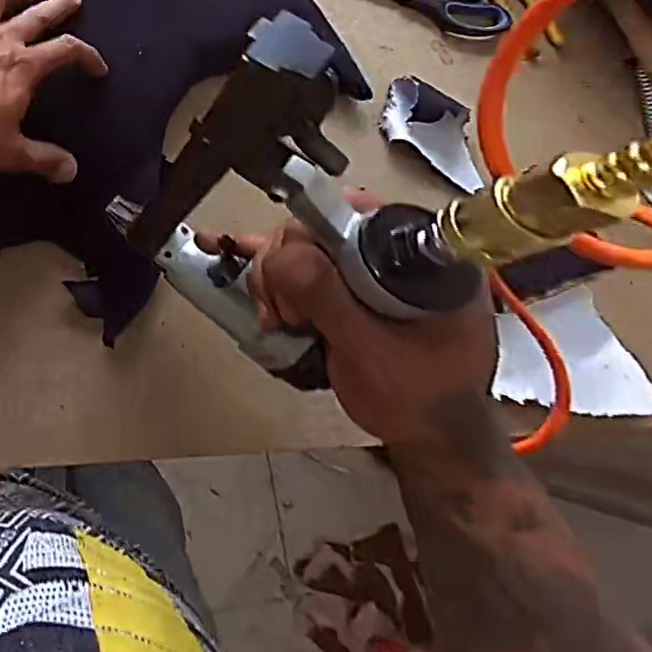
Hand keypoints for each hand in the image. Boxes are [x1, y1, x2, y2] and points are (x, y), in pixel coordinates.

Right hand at [201, 193, 500, 451]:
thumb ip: (329, 299)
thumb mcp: (371, 351)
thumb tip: (283, 252)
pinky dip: (262, 264)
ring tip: (277, 318)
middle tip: (285, 313)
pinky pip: (293, 261)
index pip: (351, 214)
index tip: (291, 286)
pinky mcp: (339, 283)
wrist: (429, 436)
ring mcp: (362, 267)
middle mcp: (391, 252)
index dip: (309, 241)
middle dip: (282, 267)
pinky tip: (222, 248)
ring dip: (270, 278)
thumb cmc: (417, 399)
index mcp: (421, 257)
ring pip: (294, 244)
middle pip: (313, 227)